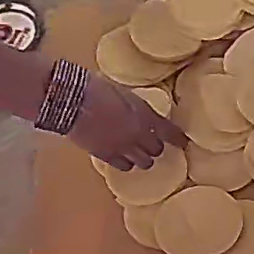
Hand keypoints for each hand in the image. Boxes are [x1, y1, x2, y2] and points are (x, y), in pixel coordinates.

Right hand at [70, 78, 184, 169]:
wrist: (70, 99)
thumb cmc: (96, 87)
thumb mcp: (124, 93)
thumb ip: (137, 107)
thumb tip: (142, 113)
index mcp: (146, 116)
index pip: (169, 132)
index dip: (178, 139)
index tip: (183, 143)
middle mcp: (139, 136)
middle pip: (156, 150)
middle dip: (155, 147)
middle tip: (152, 144)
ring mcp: (123, 148)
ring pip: (144, 162)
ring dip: (143, 158)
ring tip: (138, 154)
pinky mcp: (107, 157)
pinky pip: (124, 166)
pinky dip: (126, 163)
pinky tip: (123, 158)